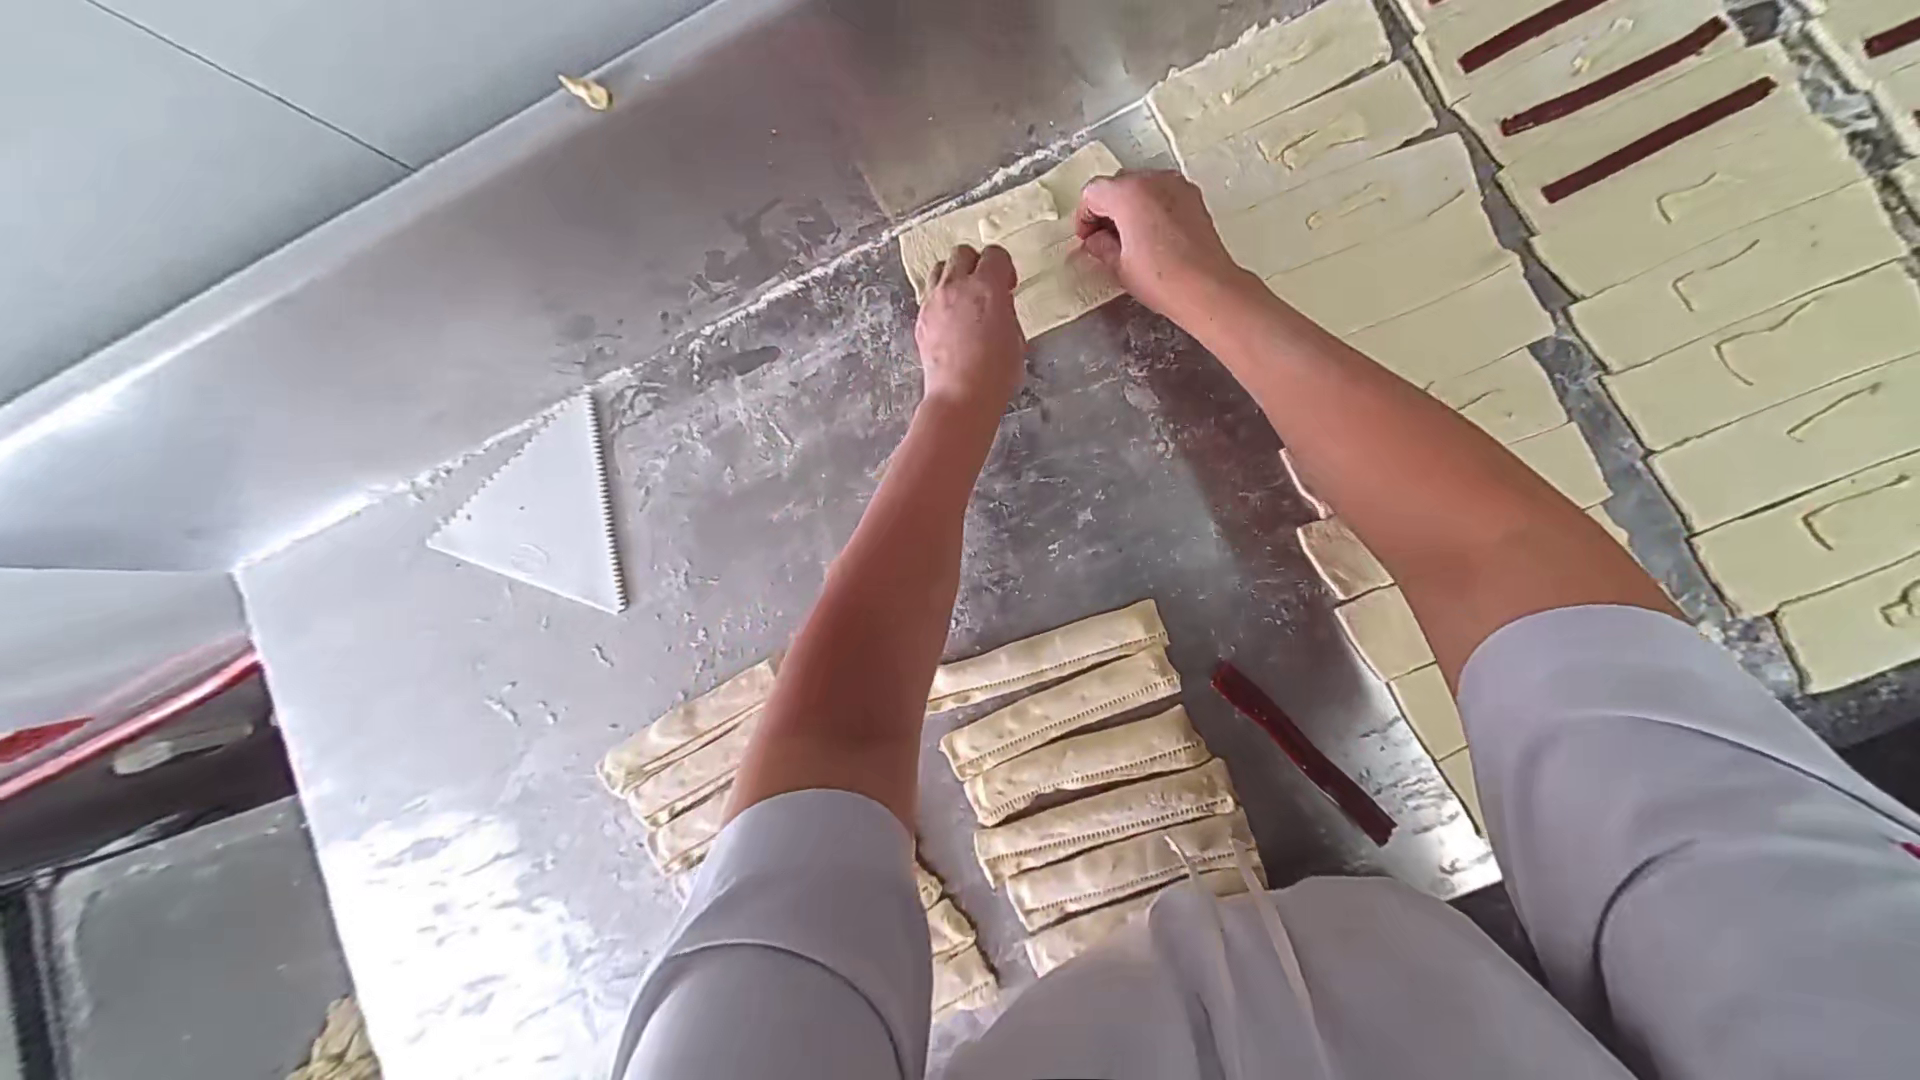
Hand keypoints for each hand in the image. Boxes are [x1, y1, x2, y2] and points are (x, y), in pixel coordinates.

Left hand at [914, 244, 1026, 410]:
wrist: (960, 397)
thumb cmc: (995, 374)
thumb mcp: (1015, 339)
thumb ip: (1006, 312)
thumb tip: (1000, 306)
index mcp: (988, 287)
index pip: (995, 254)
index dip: (1004, 268)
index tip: (1007, 285)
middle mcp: (957, 287)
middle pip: (962, 253)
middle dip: (975, 264)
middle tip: (984, 286)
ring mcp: (934, 302)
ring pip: (940, 269)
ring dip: (953, 276)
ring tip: (963, 298)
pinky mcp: (921, 320)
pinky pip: (929, 296)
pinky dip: (940, 299)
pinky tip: (950, 320)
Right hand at [1076, 170, 1260, 322]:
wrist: (1204, 287)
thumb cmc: (1161, 278)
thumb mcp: (1119, 267)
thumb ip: (1101, 247)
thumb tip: (1096, 241)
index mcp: (1128, 194)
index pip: (1093, 192)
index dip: (1084, 216)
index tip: (1086, 238)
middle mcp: (1153, 180)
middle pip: (1117, 185)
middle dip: (1105, 210)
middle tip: (1102, 240)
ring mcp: (1176, 185)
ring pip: (1140, 187)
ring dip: (1127, 209)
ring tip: (1127, 241)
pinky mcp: (1192, 197)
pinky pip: (1161, 195)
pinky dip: (1149, 209)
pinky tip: (1149, 238)